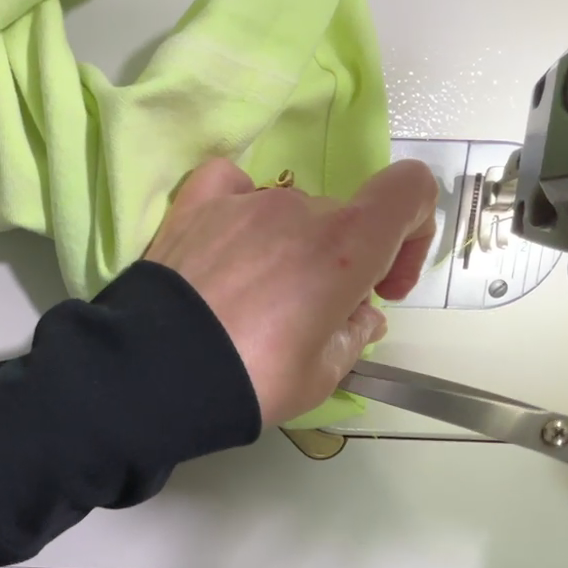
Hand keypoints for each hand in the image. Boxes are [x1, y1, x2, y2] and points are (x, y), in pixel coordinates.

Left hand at [145, 158, 437, 425]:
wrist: (155, 377)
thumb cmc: (248, 380)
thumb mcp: (319, 377)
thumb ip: (352, 336)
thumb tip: (360, 315)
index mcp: (344, 246)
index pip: (410, 191)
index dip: (411, 233)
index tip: (383, 285)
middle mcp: (298, 209)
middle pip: (337, 219)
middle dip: (335, 263)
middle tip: (304, 318)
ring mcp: (241, 203)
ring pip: (284, 213)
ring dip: (284, 248)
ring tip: (249, 302)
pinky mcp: (192, 208)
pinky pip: (227, 187)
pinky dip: (235, 207)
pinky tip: (224, 243)